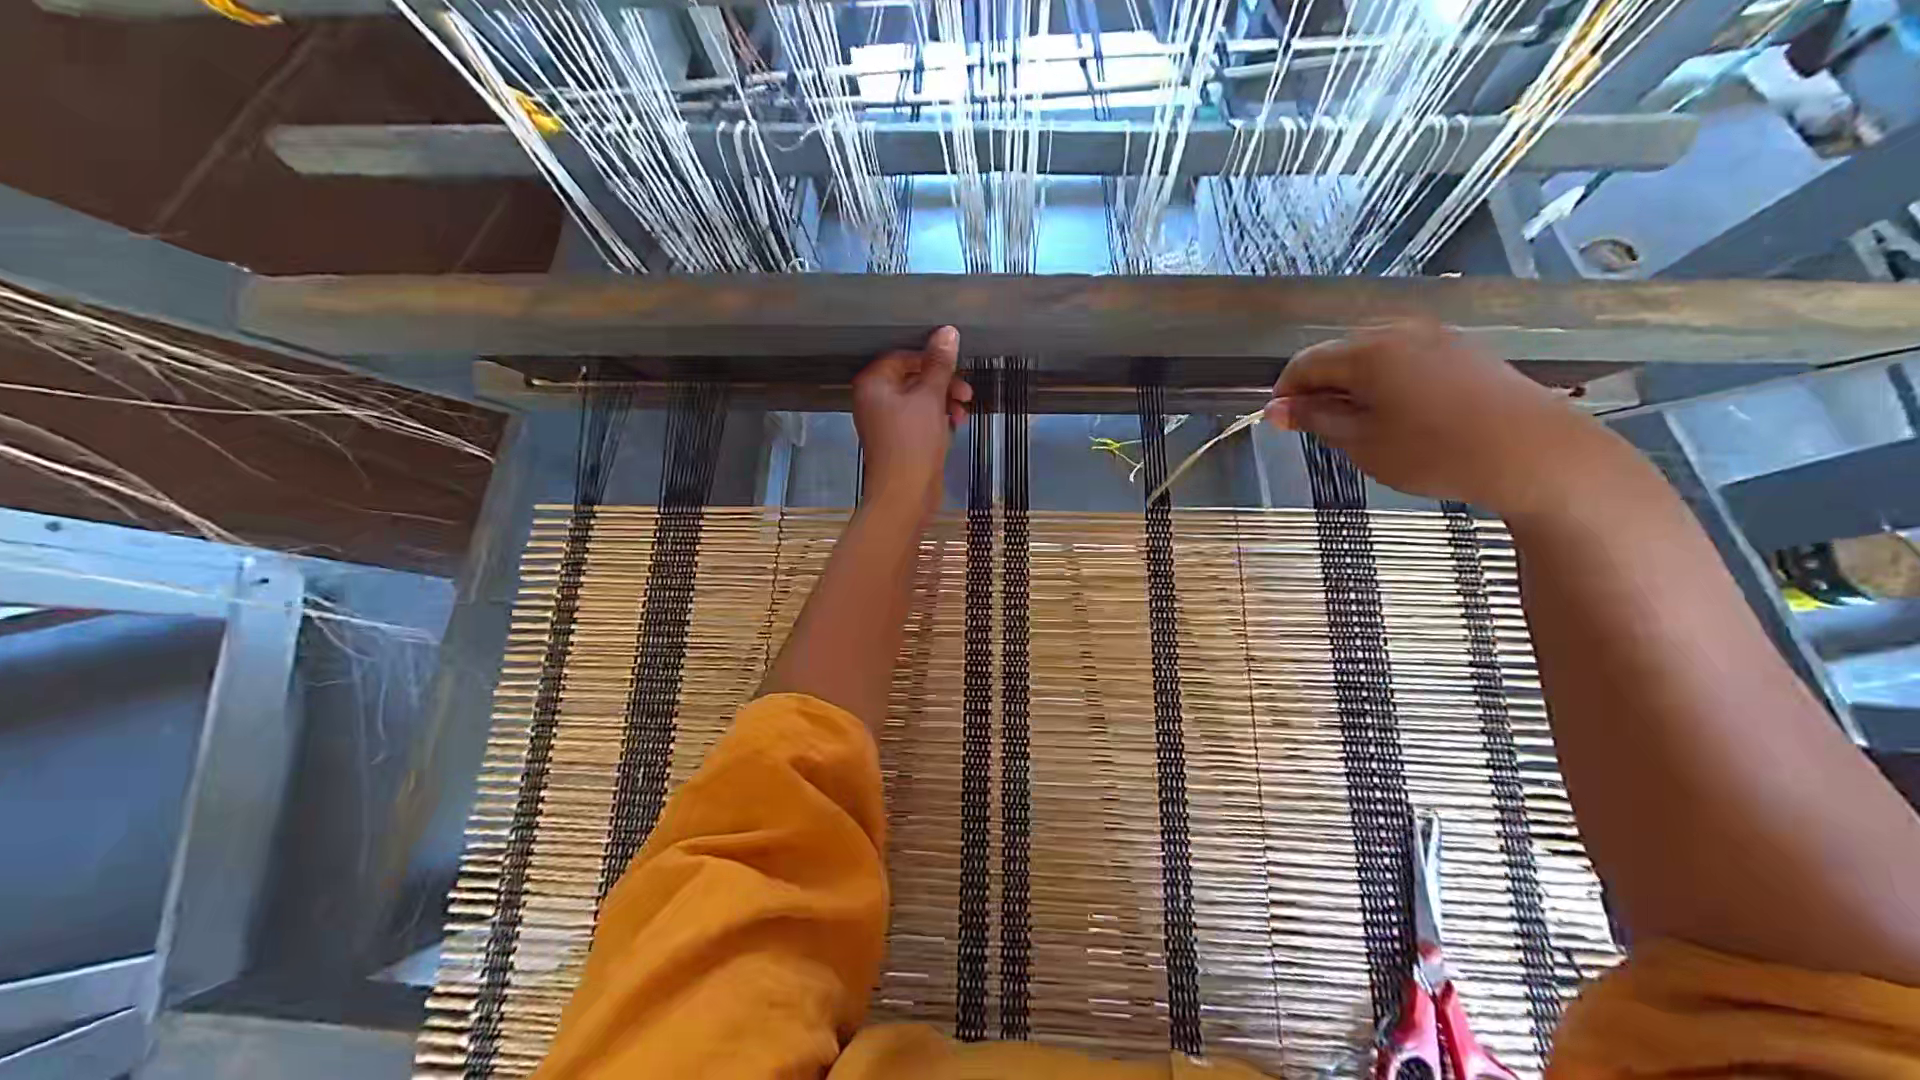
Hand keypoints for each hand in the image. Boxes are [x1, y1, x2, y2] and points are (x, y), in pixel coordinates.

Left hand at [852, 326, 971, 517]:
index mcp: (873, 383)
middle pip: (912, 377)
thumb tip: (947, 333)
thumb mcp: (930, 397)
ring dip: (943, 400)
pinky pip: (919, 418)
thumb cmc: (912, 444)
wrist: (904, 495)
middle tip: (965, 392)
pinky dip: (937, 417)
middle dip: (942, 382)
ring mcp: (885, 421)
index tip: (956, 365)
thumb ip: (939, 364)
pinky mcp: (899, 439)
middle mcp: (874, 399)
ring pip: (919, 398)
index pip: (903, 355)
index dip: (931, 358)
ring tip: (962, 411)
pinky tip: (954, 423)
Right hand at [1265, 321, 1628, 517]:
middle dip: (1320, 387)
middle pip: (1338, 353)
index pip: (1304, 363)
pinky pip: (1404, 358)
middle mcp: (1399, 331)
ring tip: (1359, 426)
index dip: (1285, 393)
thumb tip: (1275, 409)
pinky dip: (1386, 382)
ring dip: (1353, 385)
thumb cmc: (1434, 452)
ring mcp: (1436, 336)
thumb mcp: (1361, 441)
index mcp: (1366, 350)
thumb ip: (1314, 419)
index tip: (1281, 424)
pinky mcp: (1462, 351)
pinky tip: (1398, 415)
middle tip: (1320, 429)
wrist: (1535, 453)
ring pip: (1372, 355)